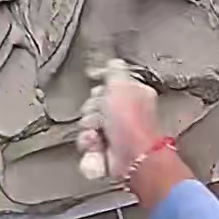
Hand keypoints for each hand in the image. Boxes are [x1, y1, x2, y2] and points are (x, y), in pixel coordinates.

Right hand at [78, 59, 162, 180]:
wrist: (131, 157)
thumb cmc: (130, 122)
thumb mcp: (121, 85)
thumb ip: (115, 70)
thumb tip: (112, 61)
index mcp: (132, 95)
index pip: (104, 88)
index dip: (98, 93)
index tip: (100, 96)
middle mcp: (124, 115)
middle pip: (91, 108)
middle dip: (91, 114)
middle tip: (100, 119)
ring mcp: (115, 135)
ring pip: (85, 128)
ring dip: (88, 133)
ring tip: (98, 137)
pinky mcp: (106, 153)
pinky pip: (86, 147)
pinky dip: (90, 149)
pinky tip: (97, 148)